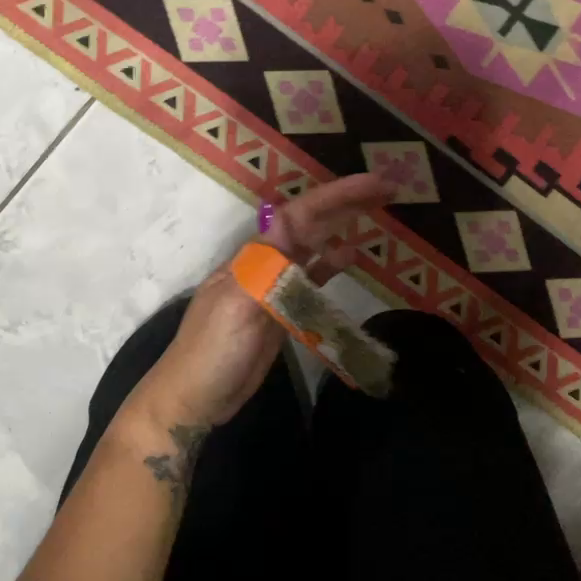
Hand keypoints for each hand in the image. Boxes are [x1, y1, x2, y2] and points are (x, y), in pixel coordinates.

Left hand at [122, 174, 394, 432]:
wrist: (193, 397)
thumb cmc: (211, 351)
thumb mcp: (235, 308)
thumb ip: (265, 267)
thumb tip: (290, 222)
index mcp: (255, 256)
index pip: (302, 214)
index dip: (337, 196)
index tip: (373, 183)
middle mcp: (267, 262)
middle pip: (311, 223)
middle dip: (346, 202)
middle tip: (388, 188)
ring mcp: (274, 286)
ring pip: (314, 245)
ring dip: (342, 225)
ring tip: (377, 210)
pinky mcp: (282, 311)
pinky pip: (311, 278)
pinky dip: (331, 264)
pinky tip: (351, 255)